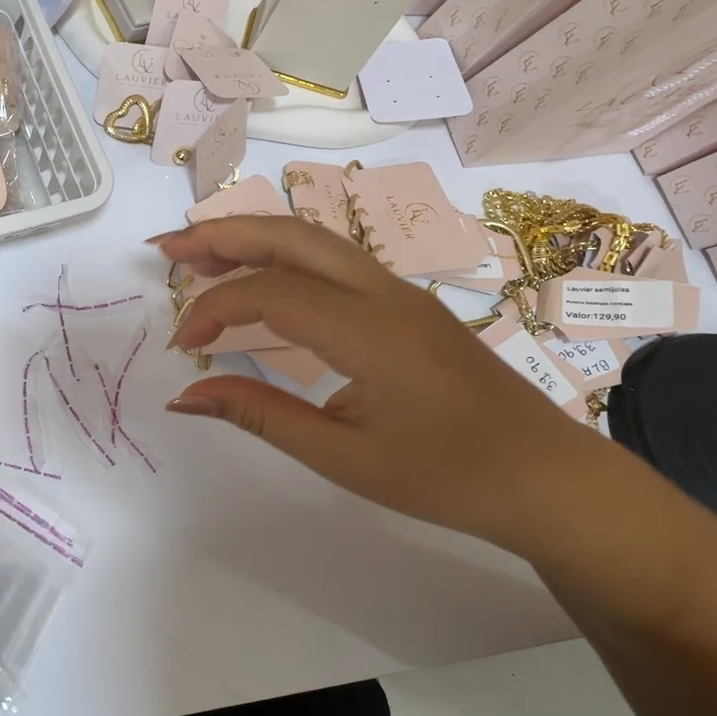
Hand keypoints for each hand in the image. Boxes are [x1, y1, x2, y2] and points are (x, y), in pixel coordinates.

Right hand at [157, 215, 618, 551]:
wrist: (551, 481)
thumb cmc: (448, 477)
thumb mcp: (342, 456)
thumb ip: (257, 415)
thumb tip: (183, 396)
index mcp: (372, 332)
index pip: (271, 293)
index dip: (214, 309)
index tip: (183, 345)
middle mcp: (386, 294)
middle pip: (292, 236)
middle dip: (222, 234)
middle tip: (165, 248)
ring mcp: (401, 294)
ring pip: (315, 240)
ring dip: (252, 238)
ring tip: (197, 254)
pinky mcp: (406, 304)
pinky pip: (333, 261)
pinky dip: (282, 257)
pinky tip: (258, 277)